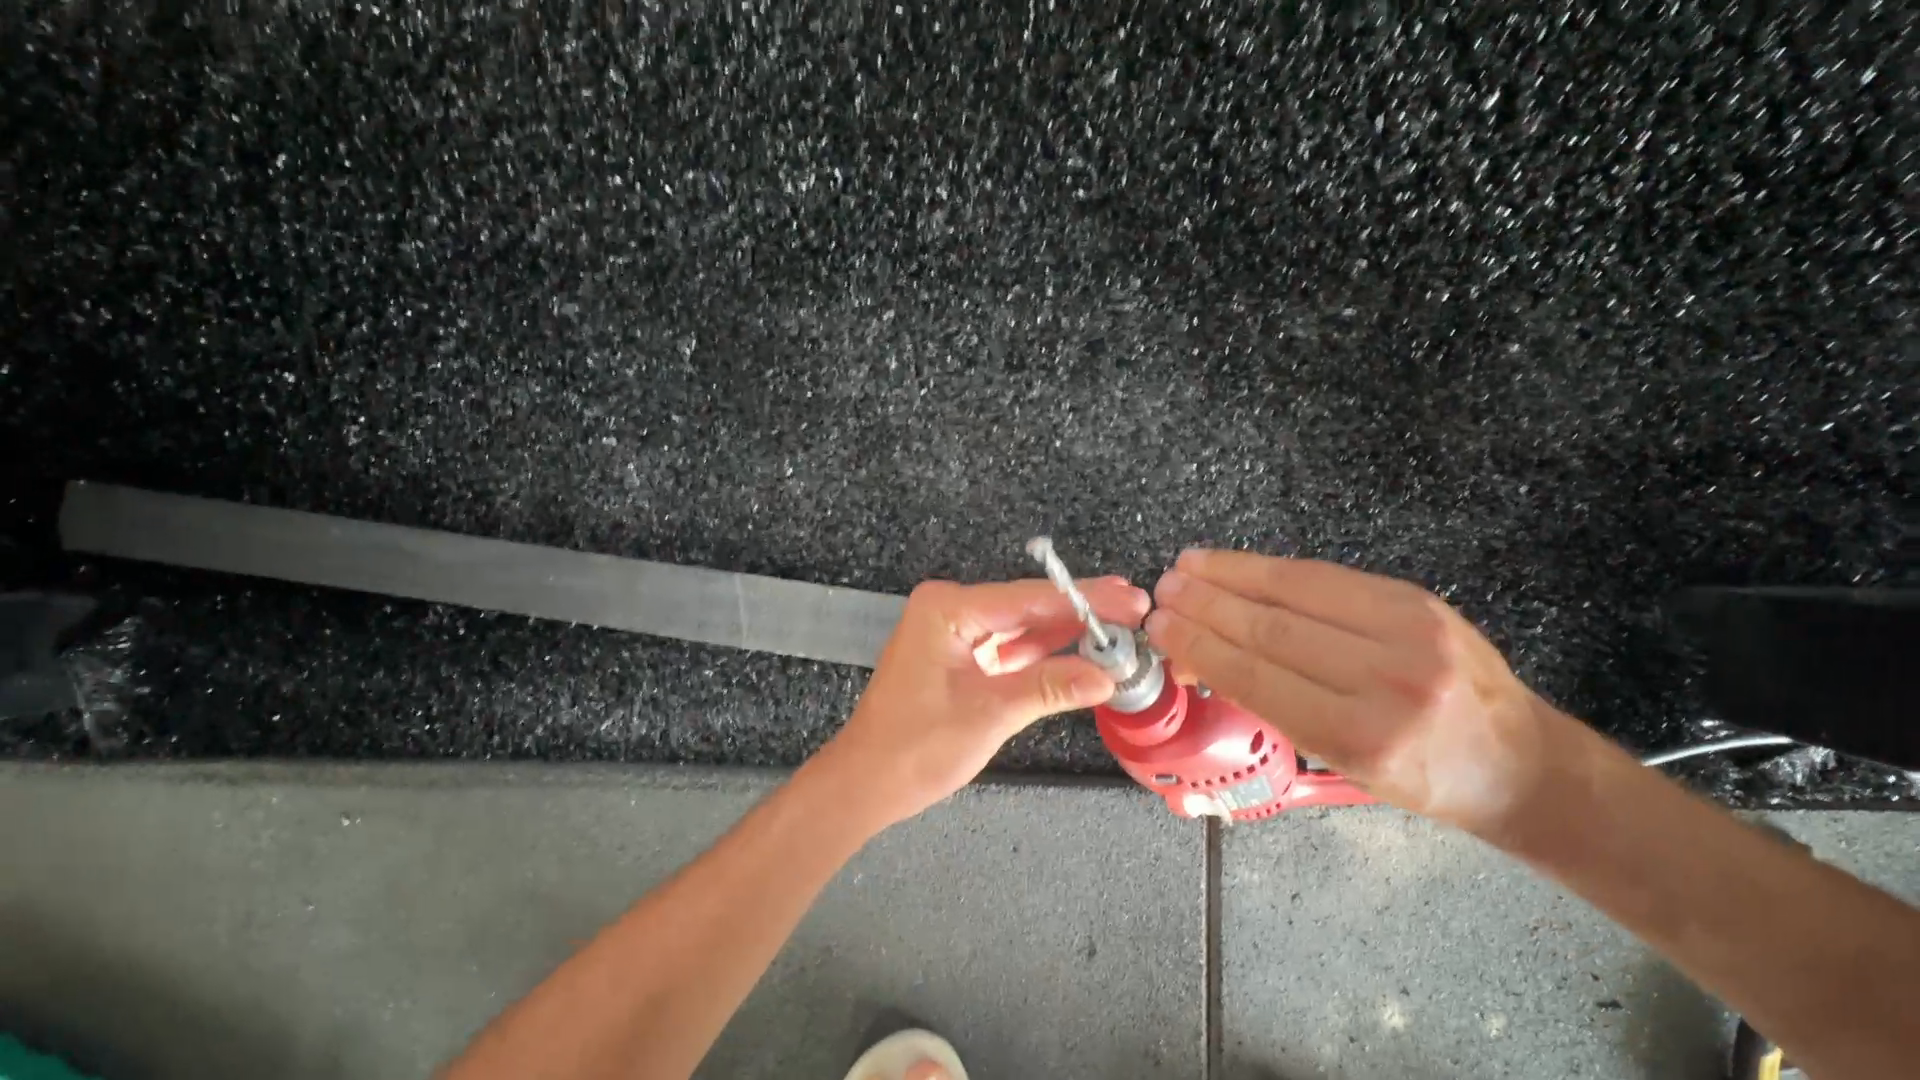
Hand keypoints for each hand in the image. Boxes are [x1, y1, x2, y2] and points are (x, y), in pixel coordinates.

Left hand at [818, 577, 1150, 826]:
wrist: (867, 784)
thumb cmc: (916, 747)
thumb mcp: (990, 713)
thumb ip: (1050, 687)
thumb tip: (1107, 675)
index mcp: (947, 609)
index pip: (1028, 597)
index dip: (1084, 599)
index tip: (1129, 598)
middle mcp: (950, 612)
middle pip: (1028, 608)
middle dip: (1081, 611)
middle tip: (1136, 608)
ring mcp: (955, 636)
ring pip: (1022, 629)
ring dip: (1067, 633)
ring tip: (1120, 628)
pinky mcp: (960, 660)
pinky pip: (1010, 651)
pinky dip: (1044, 656)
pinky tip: (1083, 651)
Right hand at [1146, 549, 1554, 833]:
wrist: (1517, 762)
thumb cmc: (1422, 778)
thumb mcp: (1344, 766)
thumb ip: (1276, 709)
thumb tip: (1204, 660)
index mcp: (1363, 737)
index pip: (1259, 679)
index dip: (1201, 647)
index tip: (1160, 629)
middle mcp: (1389, 681)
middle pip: (1273, 630)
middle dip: (1207, 606)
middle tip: (1162, 591)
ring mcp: (1410, 632)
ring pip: (1297, 592)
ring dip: (1231, 576)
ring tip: (1186, 568)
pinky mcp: (1419, 600)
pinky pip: (1329, 577)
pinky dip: (1274, 570)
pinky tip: (1240, 565)